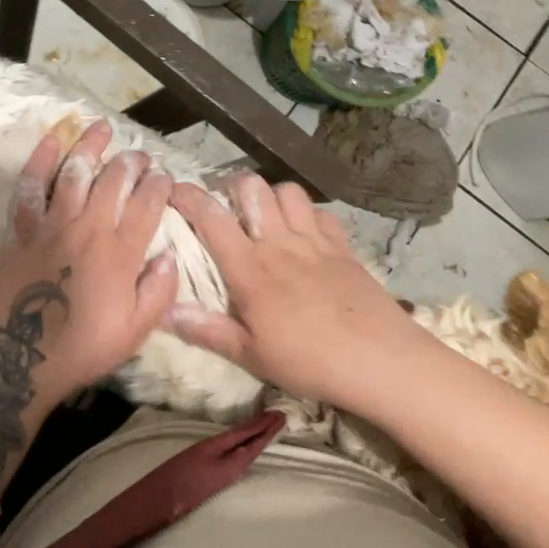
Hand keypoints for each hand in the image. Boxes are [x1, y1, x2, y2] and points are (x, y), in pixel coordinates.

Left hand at [0, 120, 180, 402]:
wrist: (18, 358)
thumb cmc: (83, 347)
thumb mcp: (135, 332)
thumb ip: (159, 292)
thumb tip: (169, 254)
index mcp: (120, 253)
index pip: (147, 204)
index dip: (159, 184)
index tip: (164, 176)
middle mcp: (89, 229)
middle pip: (115, 180)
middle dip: (132, 161)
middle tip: (140, 155)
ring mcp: (53, 224)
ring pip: (75, 172)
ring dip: (91, 146)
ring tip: (102, 127)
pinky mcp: (23, 227)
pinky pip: (31, 186)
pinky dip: (40, 160)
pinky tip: (52, 139)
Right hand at [162, 174, 430, 408]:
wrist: (382, 361)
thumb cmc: (310, 361)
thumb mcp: (252, 356)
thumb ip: (208, 331)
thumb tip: (165, 312)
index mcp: (250, 268)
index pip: (211, 217)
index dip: (188, 196)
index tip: (173, 190)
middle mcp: (279, 243)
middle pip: (252, 187)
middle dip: (232, 186)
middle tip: (226, 206)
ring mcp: (314, 241)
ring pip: (288, 191)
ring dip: (272, 196)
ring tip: (265, 216)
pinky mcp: (343, 247)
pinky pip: (321, 213)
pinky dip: (307, 215)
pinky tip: (304, 235)